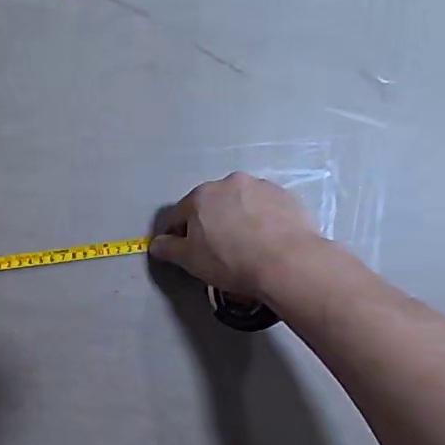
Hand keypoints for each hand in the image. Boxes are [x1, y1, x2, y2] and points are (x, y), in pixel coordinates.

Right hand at [149, 173, 327, 298]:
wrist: (288, 262)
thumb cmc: (232, 261)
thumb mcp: (191, 260)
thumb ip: (169, 249)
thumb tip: (156, 243)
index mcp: (200, 196)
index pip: (178, 216)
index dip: (178, 236)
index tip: (187, 253)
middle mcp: (229, 182)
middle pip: (212, 205)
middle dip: (211, 223)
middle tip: (220, 250)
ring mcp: (260, 186)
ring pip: (241, 203)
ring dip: (239, 218)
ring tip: (249, 245)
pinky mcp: (286, 195)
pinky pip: (266, 207)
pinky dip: (263, 219)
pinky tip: (269, 239)